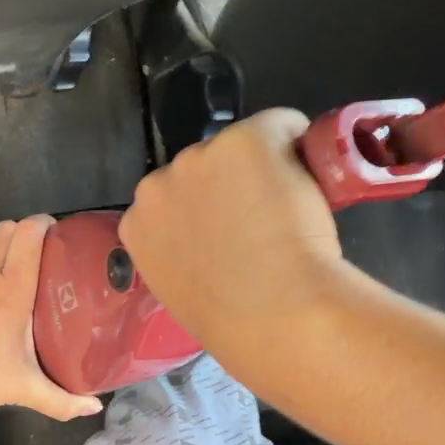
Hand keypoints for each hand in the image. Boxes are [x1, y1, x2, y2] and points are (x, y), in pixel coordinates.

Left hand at [0, 215, 104, 420]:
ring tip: (20, 271)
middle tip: (45, 254)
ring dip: (3, 246)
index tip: (61, 235)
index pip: (28, 233)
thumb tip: (93, 409)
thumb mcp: (23, 389)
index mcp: (12, 287)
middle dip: (26, 231)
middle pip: (8, 228)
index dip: (45, 224)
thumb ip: (60, 400)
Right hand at [118, 109, 345, 362]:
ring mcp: (199, 158)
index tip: (228, 235)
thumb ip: (180, 254)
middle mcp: (158, 184)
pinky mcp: (245, 139)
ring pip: (239, 148)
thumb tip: (210, 243)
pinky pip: (282, 126)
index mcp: (136, 224)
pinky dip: (301, 148)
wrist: (269, 310)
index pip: (170, 200)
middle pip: (201, 168)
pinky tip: (308, 187)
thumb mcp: (177, 288)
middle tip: (258, 225)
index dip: (205, 213)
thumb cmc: (226, 319)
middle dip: (227, 187)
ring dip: (261, 169)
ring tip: (285, 212)